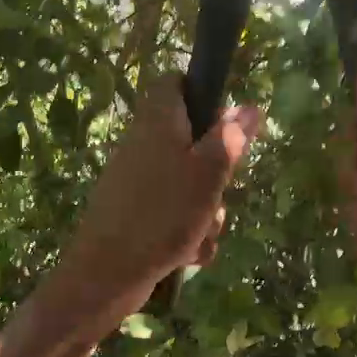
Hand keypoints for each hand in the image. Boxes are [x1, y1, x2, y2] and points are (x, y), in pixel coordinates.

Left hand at [53, 75, 259, 331]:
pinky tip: (189, 254)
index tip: (225, 119)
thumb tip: (250, 105)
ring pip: (186, 181)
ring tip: (204, 231)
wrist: (107, 274)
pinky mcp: (134, 212)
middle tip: (220, 188)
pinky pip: (172, 212)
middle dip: (214, 169)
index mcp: (158, 122)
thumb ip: (230, 138)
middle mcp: (143, 144)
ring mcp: (136, 179)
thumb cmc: (163, 215)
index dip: (200, 91)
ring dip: (204, 208)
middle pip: (190, 139)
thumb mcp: (208, 173)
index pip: (173, 82)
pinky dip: (186, 231)